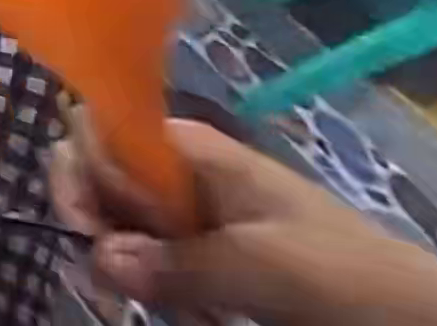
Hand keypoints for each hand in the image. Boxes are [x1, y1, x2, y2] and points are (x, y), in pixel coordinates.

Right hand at [50, 114, 436, 325]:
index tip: (90, 225)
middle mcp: (174, 168)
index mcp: (184, 145)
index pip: (95, 130)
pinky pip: (148, 255)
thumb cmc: (356, 279)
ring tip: (168, 306)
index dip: (81, 168)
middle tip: (117, 280)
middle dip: (97, 223)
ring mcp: (188, 210)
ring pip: (117, 219)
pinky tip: (182, 311)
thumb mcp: (269, 270)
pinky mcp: (202, 250)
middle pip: (96, 173)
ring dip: (124, 262)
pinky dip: (150, 284)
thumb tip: (94, 258)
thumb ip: (179, 263)